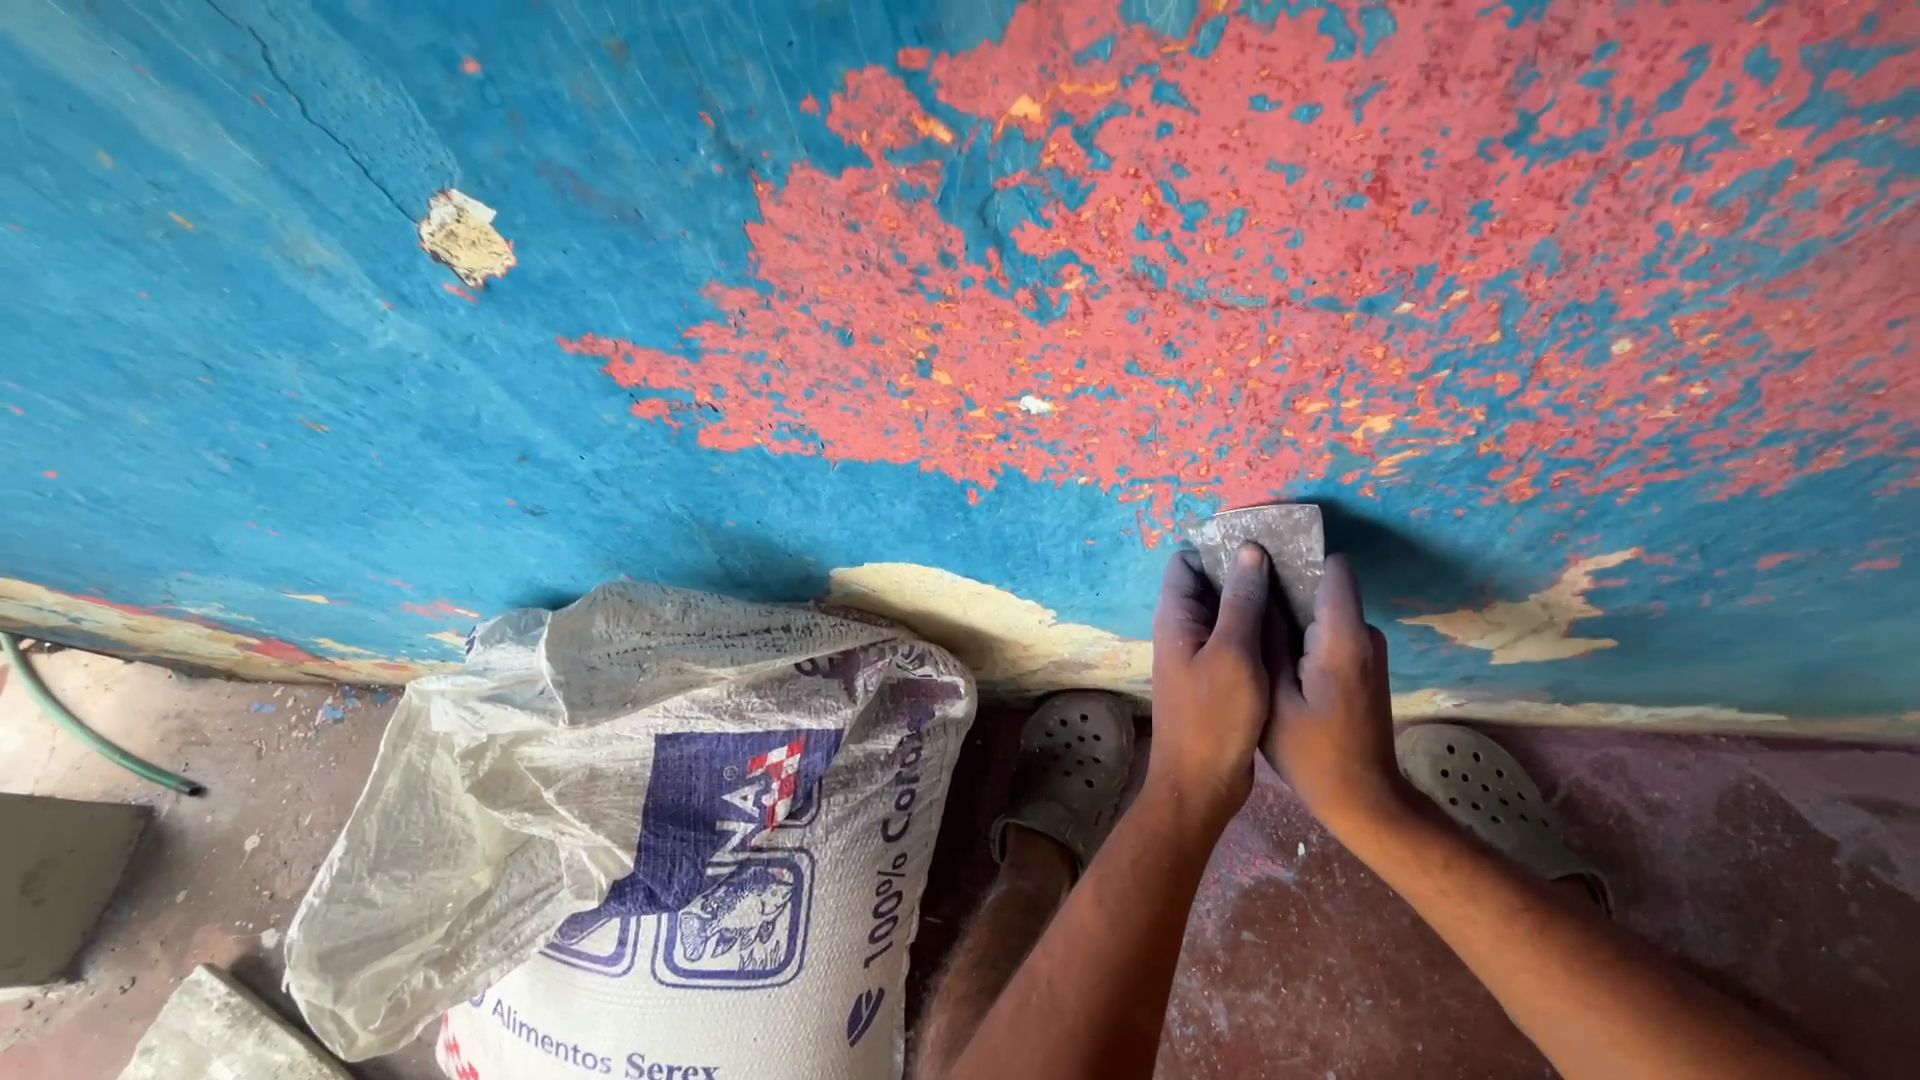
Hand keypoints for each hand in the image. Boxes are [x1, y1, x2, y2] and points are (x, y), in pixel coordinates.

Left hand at [1149, 544, 1273, 824]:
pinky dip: (1259, 629)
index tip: (1264, 544)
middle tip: (1294, 564)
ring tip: (1301, 590)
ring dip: (1256, 601)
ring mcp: (1199, 653)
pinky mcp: (1217, 675)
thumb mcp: (1233, 654)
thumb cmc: (1214, 718)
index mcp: (1176, 617)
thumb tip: (1249, 550)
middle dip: (1246, 571)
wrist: (1201, 782)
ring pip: (1227, 613)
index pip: (1188, 563)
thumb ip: (1241, 601)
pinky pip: (1236, 639)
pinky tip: (1293, 628)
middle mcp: (1183, 629)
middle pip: (1211, 584)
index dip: (1220, 548)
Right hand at [1261, 554, 1410, 834]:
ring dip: (1290, 613)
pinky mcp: (1363, 664)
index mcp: (1343, 637)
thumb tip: (1254, 588)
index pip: (1332, 567)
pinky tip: (1270, 653)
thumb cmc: (1312, 753)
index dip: (1296, 557)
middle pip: (1323, 585)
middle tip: (1238, 600)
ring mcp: (1368, 649)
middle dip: (1283, 586)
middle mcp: (1364, 634)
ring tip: (1248, 627)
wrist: (1362, 798)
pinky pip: (1328, 630)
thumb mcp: (1273, 696)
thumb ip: (1265, 638)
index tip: (1257, 563)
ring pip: (1323, 609)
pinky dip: (1301, 633)